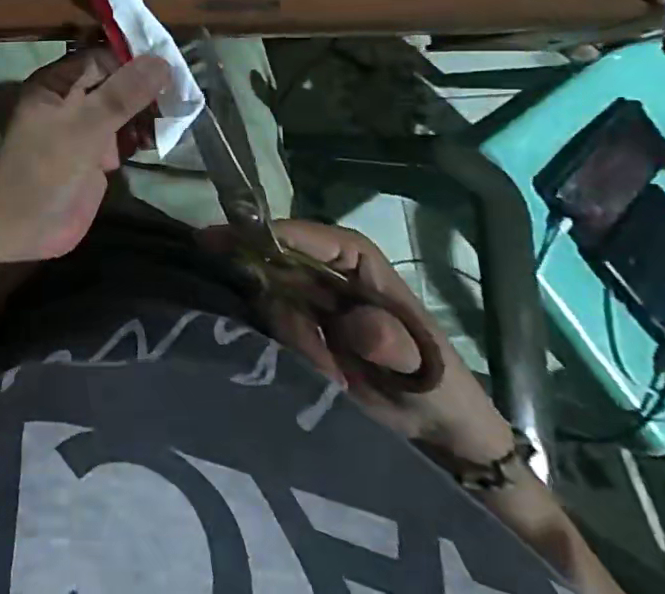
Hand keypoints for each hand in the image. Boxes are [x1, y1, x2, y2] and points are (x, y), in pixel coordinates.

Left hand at [0, 48, 169, 262]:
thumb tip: (161, 60)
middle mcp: (70, 99)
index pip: (102, 56)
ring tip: (177, 115)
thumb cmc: (43, 173)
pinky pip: (126, 134)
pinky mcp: (97, 154)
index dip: (135, 57)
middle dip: (147, 86)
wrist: (23, 232)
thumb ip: (120, 96)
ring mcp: (85, 127)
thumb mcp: (83, 129)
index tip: (173, 63)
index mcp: (55, 83)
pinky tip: (164, 136)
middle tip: (182, 92)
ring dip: (149, 110)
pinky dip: (144, 134)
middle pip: (117, 80)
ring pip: (125, 107)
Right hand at [264, 220, 516, 464]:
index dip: (268, 237)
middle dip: (271, 297)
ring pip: (267, 296)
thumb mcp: (420, 366)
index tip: (230, 243)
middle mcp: (323, 269)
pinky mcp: (294, 325)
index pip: (305, 236)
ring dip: (287, 335)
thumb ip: (393, 343)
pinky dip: (282, 348)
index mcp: (356, 260)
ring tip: (327, 373)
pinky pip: (270, 324)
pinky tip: (312, 372)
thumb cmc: (434, 383)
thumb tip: (362, 324)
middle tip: (301, 343)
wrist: (434, 428)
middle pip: (274, 261)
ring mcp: (305, 297)